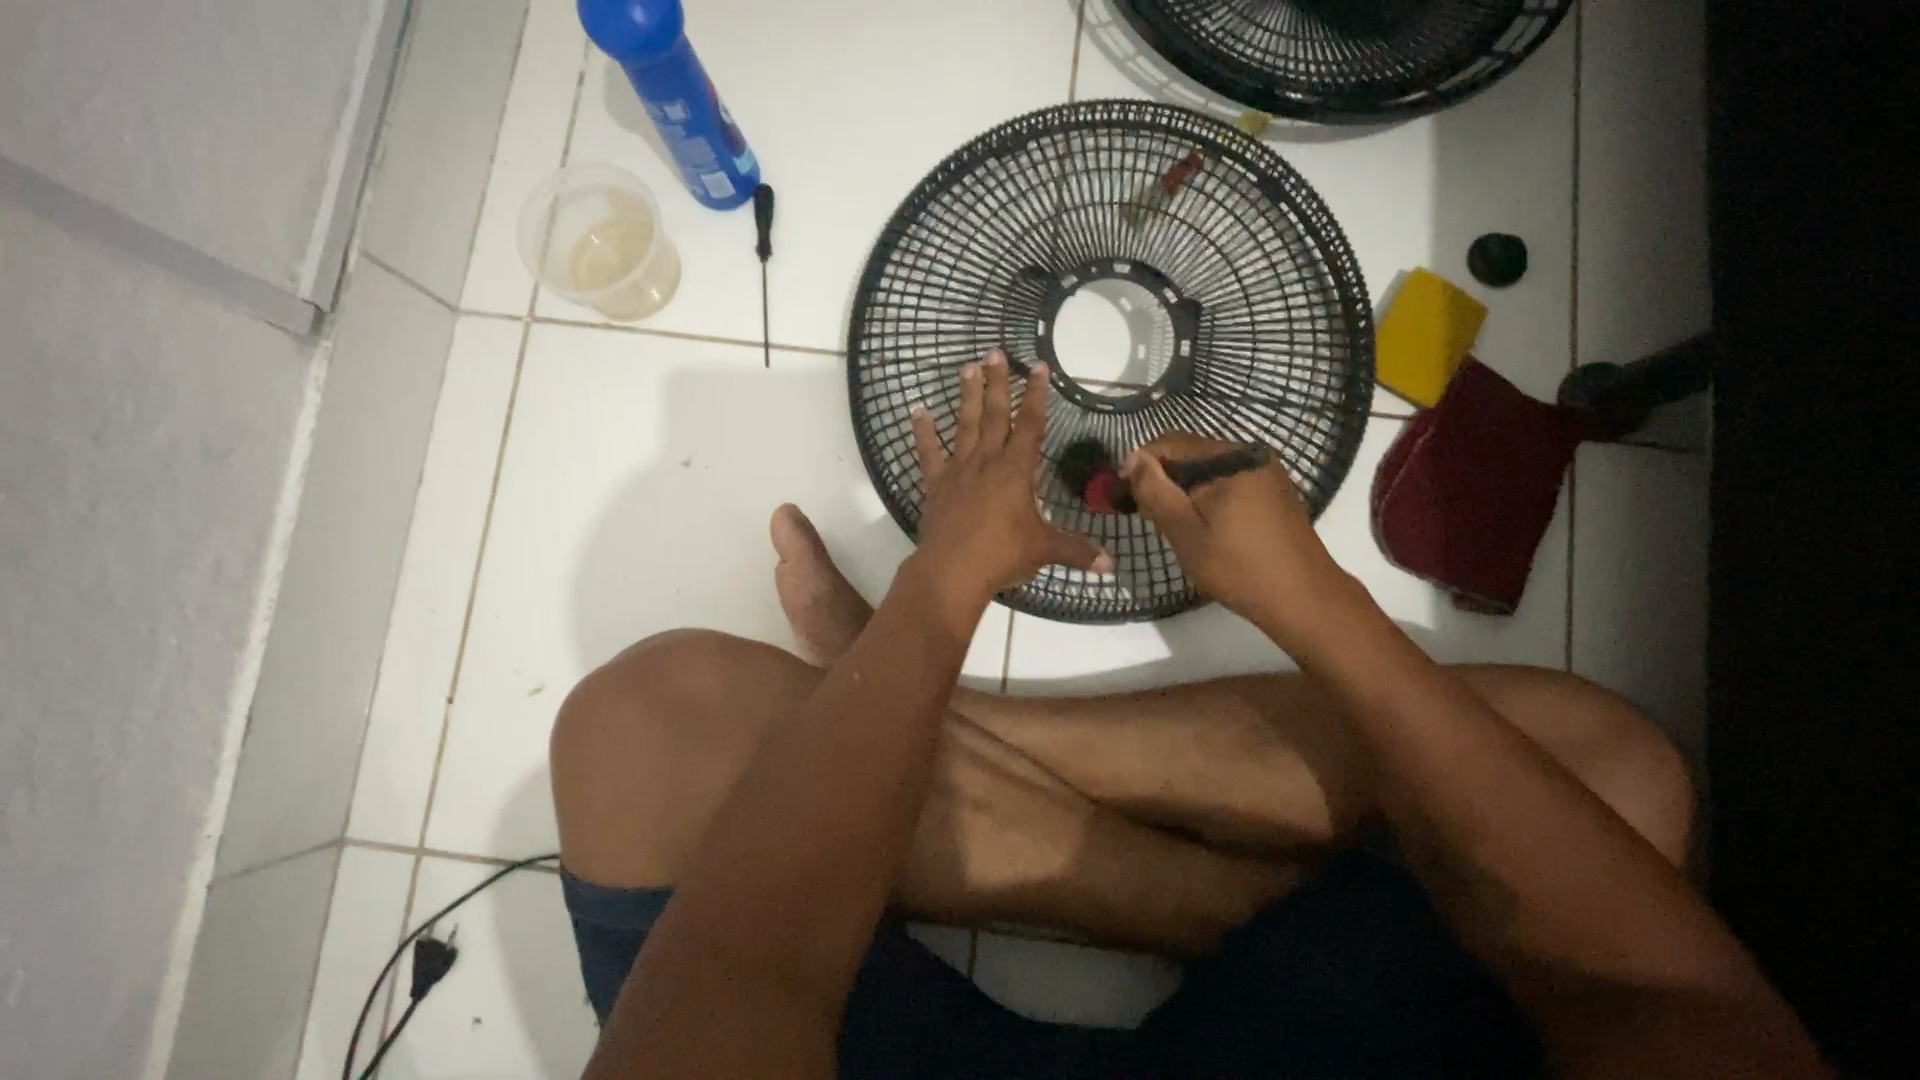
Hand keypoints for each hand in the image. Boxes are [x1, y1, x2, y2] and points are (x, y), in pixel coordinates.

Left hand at [908, 350, 1110, 621]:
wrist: (952, 570)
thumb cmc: (1003, 555)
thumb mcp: (1045, 550)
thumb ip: (1077, 551)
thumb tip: (1111, 565)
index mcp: (1017, 471)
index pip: (1031, 425)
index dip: (1036, 396)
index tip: (1038, 367)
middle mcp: (988, 462)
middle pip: (995, 415)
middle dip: (998, 383)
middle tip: (995, 352)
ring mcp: (959, 471)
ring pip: (964, 425)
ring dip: (967, 396)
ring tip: (967, 368)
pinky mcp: (936, 485)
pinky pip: (928, 453)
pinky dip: (923, 432)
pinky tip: (918, 411)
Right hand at [1123, 432, 1344, 627]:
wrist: (1304, 599)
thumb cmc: (1238, 567)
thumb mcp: (1185, 531)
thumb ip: (1155, 491)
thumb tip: (1134, 457)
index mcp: (1231, 457)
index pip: (1171, 442)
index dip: (1140, 463)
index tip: (1123, 494)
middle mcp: (1251, 455)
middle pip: (1191, 453)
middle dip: (1164, 478)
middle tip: (1147, 514)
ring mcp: (1267, 473)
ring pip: (1209, 469)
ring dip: (1185, 489)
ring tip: (1173, 523)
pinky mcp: (1274, 492)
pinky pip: (1229, 482)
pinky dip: (1208, 496)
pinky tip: (1204, 525)